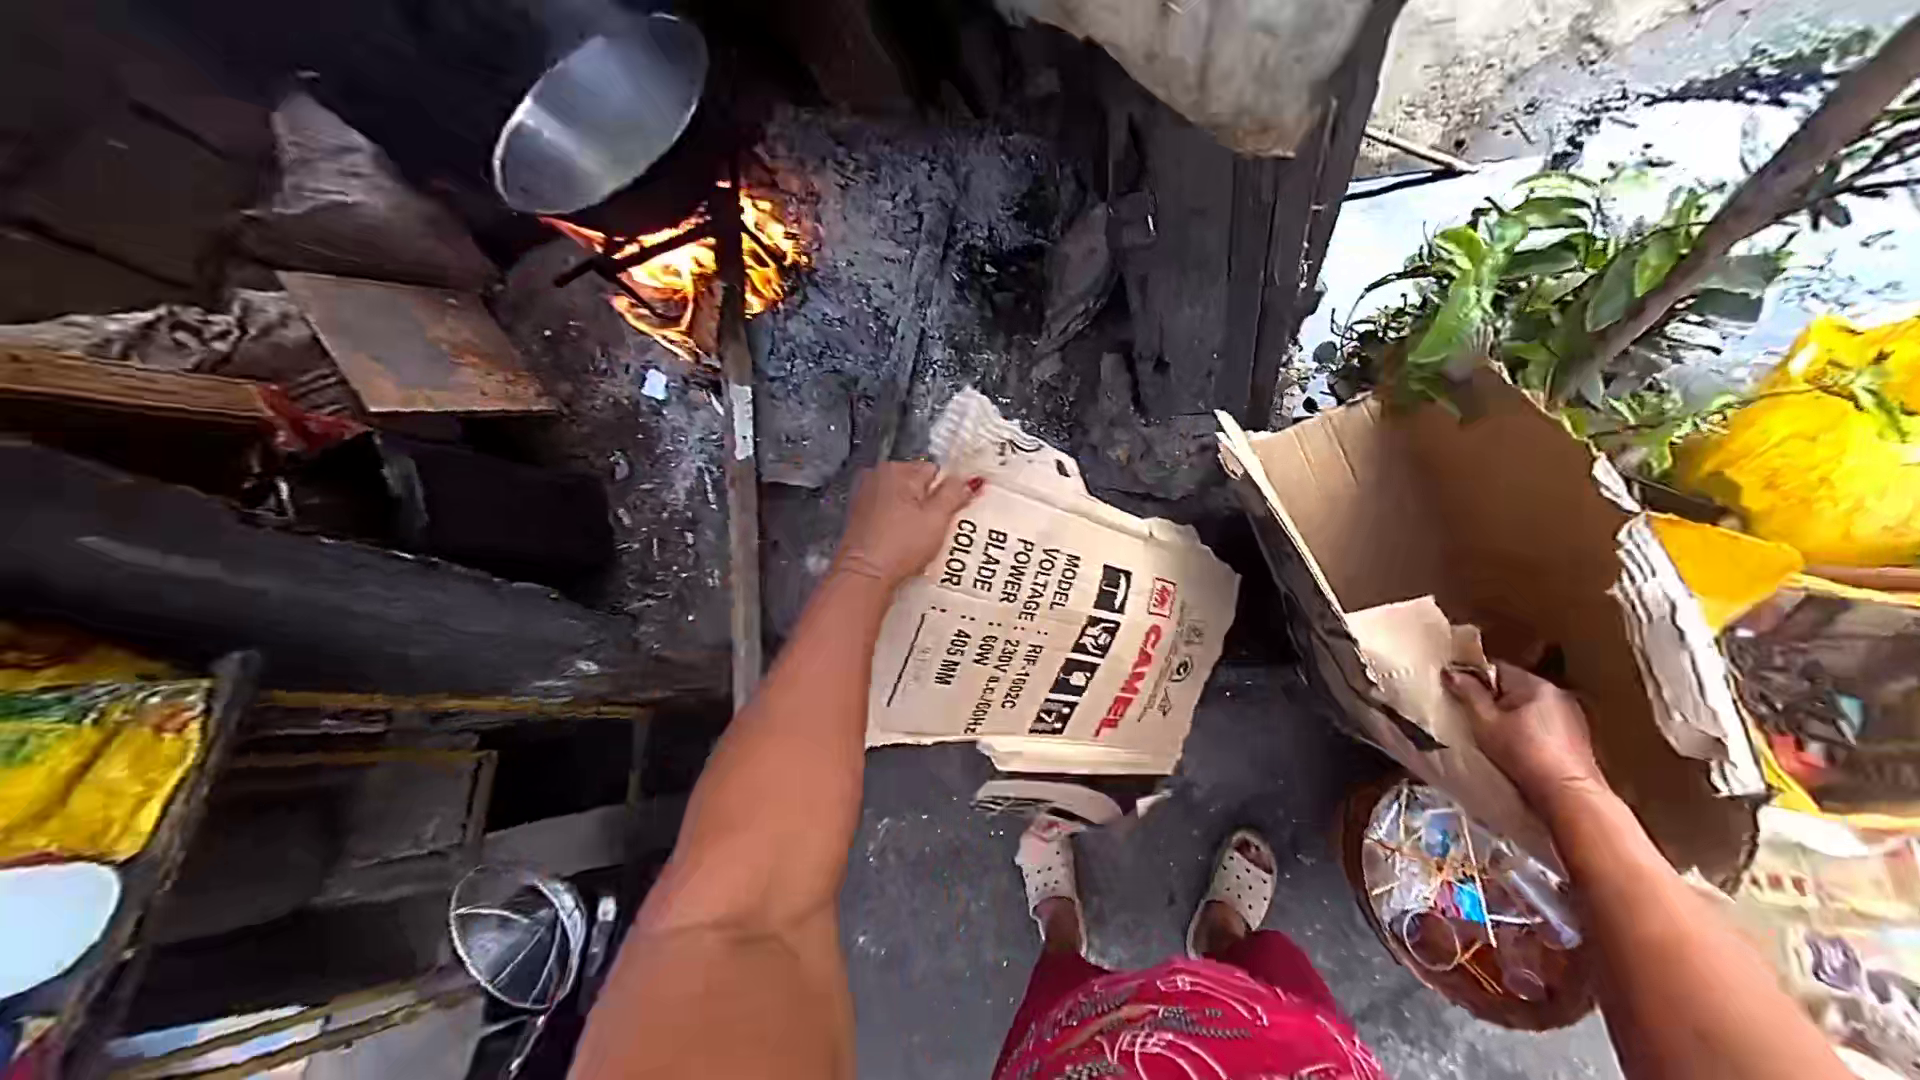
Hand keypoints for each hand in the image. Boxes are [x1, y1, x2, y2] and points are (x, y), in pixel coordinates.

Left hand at [832, 462, 978, 587]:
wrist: (864, 575)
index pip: (935, 471)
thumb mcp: (937, 518)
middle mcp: (877, 474)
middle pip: (916, 483)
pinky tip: (900, 540)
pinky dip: (896, 521)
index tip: (948, 514)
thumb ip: (955, 493)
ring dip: (912, 513)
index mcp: (898, 469)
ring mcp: (864, 493)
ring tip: (917, 538)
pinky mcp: (857, 513)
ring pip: (901, 498)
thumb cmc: (900, 546)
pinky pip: (887, 510)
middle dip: (928, 503)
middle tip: (934, 529)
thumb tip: (970, 480)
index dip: (946, 493)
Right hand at [1443, 662, 1610, 814]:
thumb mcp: (1484, 722)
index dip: (1473, 678)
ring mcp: (1572, 715)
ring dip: (1511, 713)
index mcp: (1535, 684)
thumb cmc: (1521, 753)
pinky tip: (1519, 745)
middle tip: (1474, 717)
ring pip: (1529, 705)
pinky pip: (1544, 721)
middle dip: (1493, 697)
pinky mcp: (1579, 736)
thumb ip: (1468, 693)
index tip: (1459, 693)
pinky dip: (1529, 728)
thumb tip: (1451, 671)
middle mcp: (1557, 693)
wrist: (1569, 794)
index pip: (1496, 668)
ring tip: (1495, 733)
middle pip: (1513, 686)